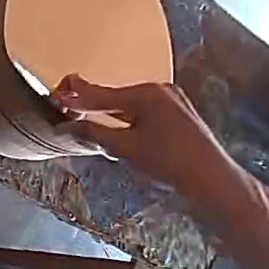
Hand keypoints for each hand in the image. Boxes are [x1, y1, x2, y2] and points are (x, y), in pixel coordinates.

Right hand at [52, 75, 244, 202]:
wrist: (212, 178)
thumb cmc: (172, 162)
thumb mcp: (126, 148)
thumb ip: (94, 133)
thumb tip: (68, 127)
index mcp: (146, 94)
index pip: (100, 94)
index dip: (75, 97)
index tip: (55, 97)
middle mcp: (159, 90)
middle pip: (114, 96)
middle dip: (90, 104)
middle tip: (66, 109)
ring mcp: (170, 100)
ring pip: (128, 104)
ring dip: (107, 113)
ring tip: (85, 118)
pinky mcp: (176, 113)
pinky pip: (142, 110)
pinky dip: (125, 118)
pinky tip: (114, 127)